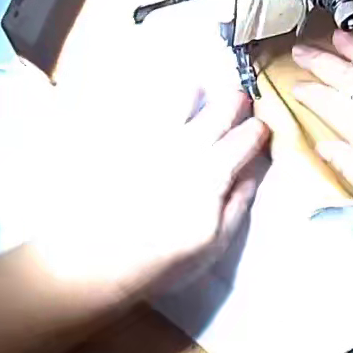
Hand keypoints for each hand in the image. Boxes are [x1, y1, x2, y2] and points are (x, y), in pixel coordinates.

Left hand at [31, 87, 267, 299]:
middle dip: (235, 100)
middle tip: (236, 103)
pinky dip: (161, 100)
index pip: (247, 137)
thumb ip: (238, 202)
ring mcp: (153, 135)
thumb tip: (253, 170)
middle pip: (221, 106)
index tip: (258, 132)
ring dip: (196, 92)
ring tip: (197, 95)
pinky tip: (162, 108)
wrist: (94, 260)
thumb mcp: (212, 243)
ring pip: (183, 93)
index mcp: (212, 172)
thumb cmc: (160, 259)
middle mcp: (186, 144)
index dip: (258, 131)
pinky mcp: (123, 135)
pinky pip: (147, 104)